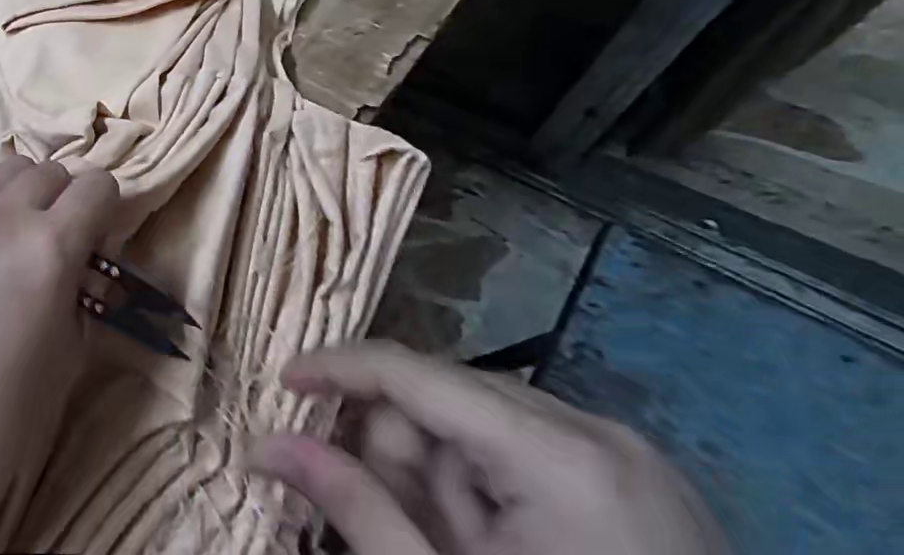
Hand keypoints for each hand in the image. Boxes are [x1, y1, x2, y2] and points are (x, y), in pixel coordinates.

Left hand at [0, 154, 120, 554]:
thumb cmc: (5, 411)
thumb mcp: (71, 353)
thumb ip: (86, 291)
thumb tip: (93, 265)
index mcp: (49, 247)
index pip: (97, 185)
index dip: (109, 208)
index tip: (103, 237)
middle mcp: (4, 214)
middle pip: (53, 169)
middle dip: (70, 197)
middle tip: (66, 239)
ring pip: (9, 165)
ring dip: (28, 187)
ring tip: (24, 229)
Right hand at [251, 342, 729, 554]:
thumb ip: (353, 506)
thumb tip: (263, 446)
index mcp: (558, 455)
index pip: (411, 371)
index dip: (336, 368)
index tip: (283, 382)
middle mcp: (599, 433)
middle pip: (443, 397)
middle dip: (403, 452)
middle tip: (405, 527)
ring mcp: (630, 457)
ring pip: (477, 420)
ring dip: (444, 476)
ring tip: (463, 549)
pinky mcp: (642, 481)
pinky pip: (522, 445)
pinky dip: (487, 485)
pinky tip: (502, 545)